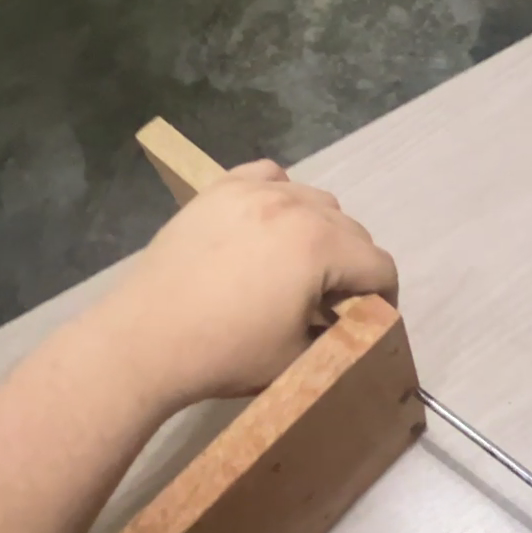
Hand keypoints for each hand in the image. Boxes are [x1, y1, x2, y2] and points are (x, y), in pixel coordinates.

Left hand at [92, 160, 397, 409]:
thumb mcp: (299, 356)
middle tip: (333, 300)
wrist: (146, 340)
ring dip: (322, 232)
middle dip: (353, 267)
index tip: (370, 319)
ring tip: (300, 264)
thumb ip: (341, 333)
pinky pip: (269, 176)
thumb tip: (356, 321)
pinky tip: (269, 225)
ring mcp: (253, 191)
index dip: (385, 297)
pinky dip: (281, 196)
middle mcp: (294, 206)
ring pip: (315, 201)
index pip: (380, 265)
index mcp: (319, 247)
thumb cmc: (226, 354)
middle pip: (352, 231)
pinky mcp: (219, 190)